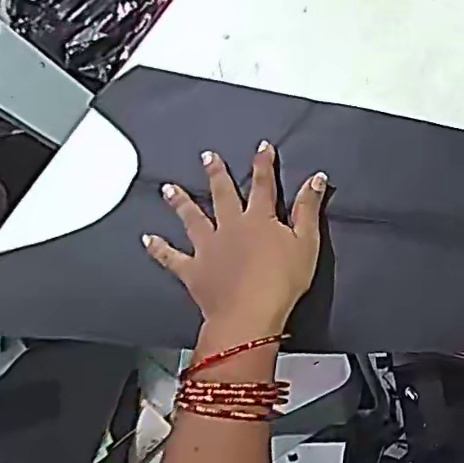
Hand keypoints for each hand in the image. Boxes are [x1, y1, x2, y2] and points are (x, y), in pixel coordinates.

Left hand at [143, 142, 325, 339]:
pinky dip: (159, 249)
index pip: (263, 185)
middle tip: (207, 157)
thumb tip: (316, 179)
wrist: (250, 315)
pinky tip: (147, 239)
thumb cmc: (283, 281)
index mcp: (259, 219)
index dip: (263, 164)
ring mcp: (209, 248)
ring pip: (192, 218)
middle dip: (216, 174)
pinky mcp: (194, 270)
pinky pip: (171, 257)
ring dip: (181, 202)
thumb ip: (308, 209)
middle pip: (223, 195)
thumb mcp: (306, 242)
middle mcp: (230, 227)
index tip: (261, 148)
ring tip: (169, 188)